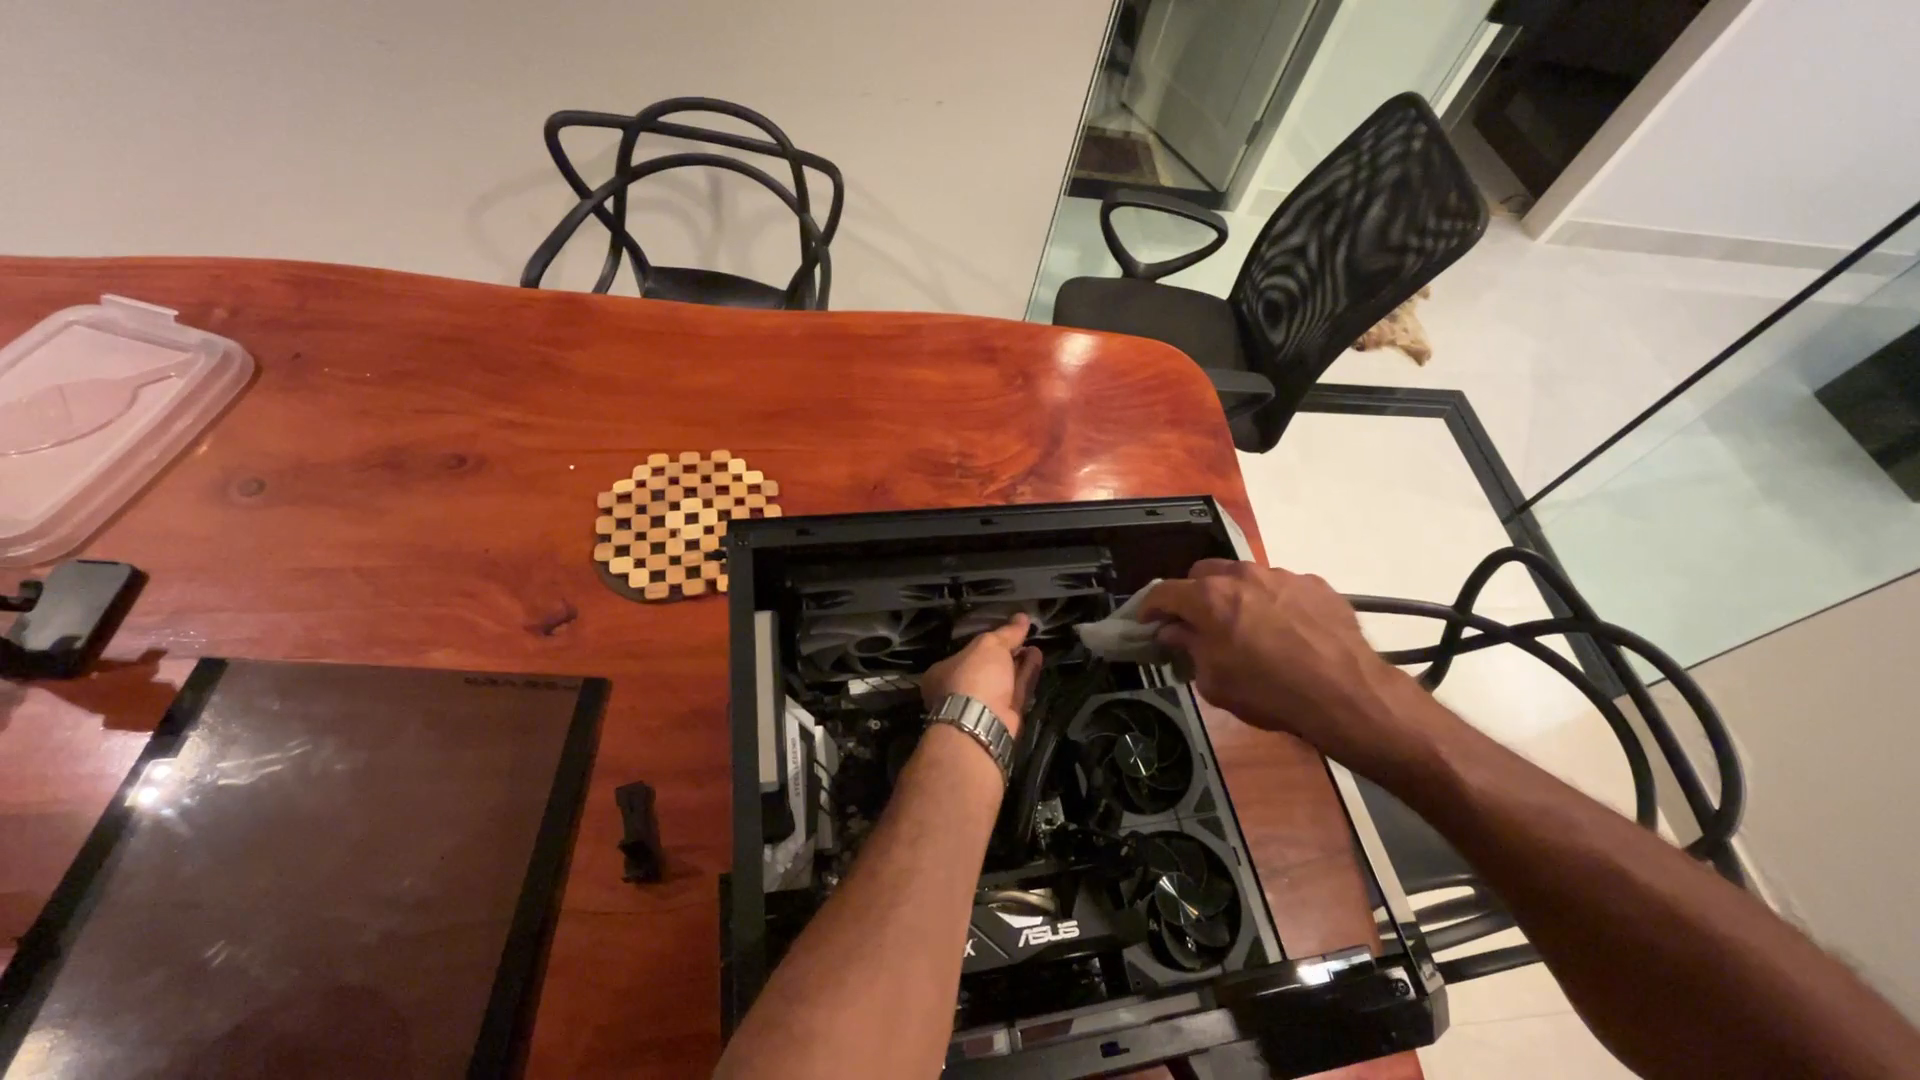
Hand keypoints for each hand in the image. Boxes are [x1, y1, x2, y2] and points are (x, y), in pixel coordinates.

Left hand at [920, 614, 1042, 738]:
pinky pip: (1016, 689)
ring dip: (1019, 662)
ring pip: (1004, 679)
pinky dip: (1026, 674)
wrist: (982, 721)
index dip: (984, 642)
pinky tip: (1037, 657)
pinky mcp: (1004, 715)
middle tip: (1022, 636)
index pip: (964, 653)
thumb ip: (1006, 632)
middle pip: (986, 667)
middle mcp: (959, 689)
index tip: (1002, 632)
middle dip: (1005, 652)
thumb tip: (1022, 617)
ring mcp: (982, 705)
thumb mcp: (988, 645)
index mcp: (943, 672)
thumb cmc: (974, 675)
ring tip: (1034, 645)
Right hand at [1140, 561, 1415, 766]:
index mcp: (1209, 598)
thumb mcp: (1214, 681)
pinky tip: (1287, 632)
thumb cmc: (1269, 692)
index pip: (1164, 591)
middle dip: (1193, 595)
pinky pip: (1282, 588)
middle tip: (1198, 624)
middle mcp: (1243, 576)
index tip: (1147, 623)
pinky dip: (1274, 603)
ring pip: (1245, 577)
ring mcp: (1283, 576)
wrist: (1345, 693)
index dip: (1149, 608)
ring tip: (1249, 628)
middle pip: (1203, 573)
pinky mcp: (1316, 585)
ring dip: (1236, 596)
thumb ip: (1189, 648)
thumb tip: (1174, 632)